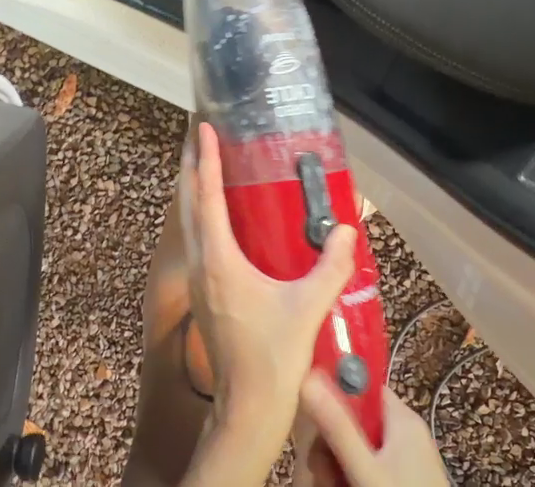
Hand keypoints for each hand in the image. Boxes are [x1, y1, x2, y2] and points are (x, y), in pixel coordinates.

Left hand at [180, 122, 356, 437]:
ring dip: (192, 189)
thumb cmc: (274, 358)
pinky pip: (196, 240)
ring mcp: (199, 280)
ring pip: (188, 222)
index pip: (208, 195)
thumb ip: (330, 266)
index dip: (205, 158)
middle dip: (190, 165)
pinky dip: (200, 215)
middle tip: (196, 134)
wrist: (247, 407)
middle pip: (187, 202)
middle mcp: (202, 263)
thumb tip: (347, 228)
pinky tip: (218, 217)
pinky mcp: (204, 294)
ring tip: (202, 164)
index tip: (202, 127)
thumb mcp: (308, 308)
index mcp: (220, 259)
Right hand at [296, 372, 448, 486]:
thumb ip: (338, 427)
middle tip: (318, 468)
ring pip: (355, 447)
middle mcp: (404, 433)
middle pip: (353, 420)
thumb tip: (306, 376)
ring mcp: (404, 459)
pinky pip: (367, 466)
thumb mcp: (366, 470)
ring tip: (327, 484)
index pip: (362, 385)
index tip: (311, 415)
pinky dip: (350, 476)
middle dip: (330, 443)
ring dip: (335, 465)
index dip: (334, 393)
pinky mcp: (402, 479)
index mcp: (402, 419)